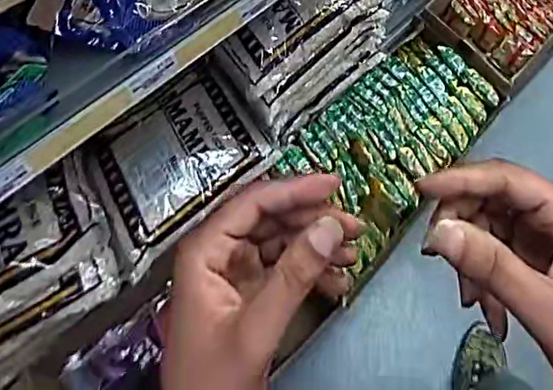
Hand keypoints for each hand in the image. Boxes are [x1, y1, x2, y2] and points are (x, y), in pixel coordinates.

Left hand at [161, 173, 363, 389]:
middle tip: (348, 223)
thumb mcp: (255, 330)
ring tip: (348, 250)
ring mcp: (232, 274)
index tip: (328, 184)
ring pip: (280, 241)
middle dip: (312, 220)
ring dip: (316, 245)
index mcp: (204, 251)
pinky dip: (310, 270)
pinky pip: (283, 268)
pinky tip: (335, 279)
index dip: (294, 189)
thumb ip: (292, 277)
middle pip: (270, 218)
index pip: (253, 202)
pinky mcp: (247, 294)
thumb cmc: (208, 388)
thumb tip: (325, 229)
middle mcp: (216, 254)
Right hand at [419, 160, 552, 389]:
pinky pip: (492, 253)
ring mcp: (542, 237)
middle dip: (463, 228)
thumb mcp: (545, 308)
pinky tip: (486, 309)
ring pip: (485, 226)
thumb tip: (439, 231)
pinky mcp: (533, 260)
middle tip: (437, 256)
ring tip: (471, 299)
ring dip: (471, 261)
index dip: (461, 179)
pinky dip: (481, 277)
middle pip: (490, 200)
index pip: (505, 179)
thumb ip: (491, 266)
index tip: (421, 188)